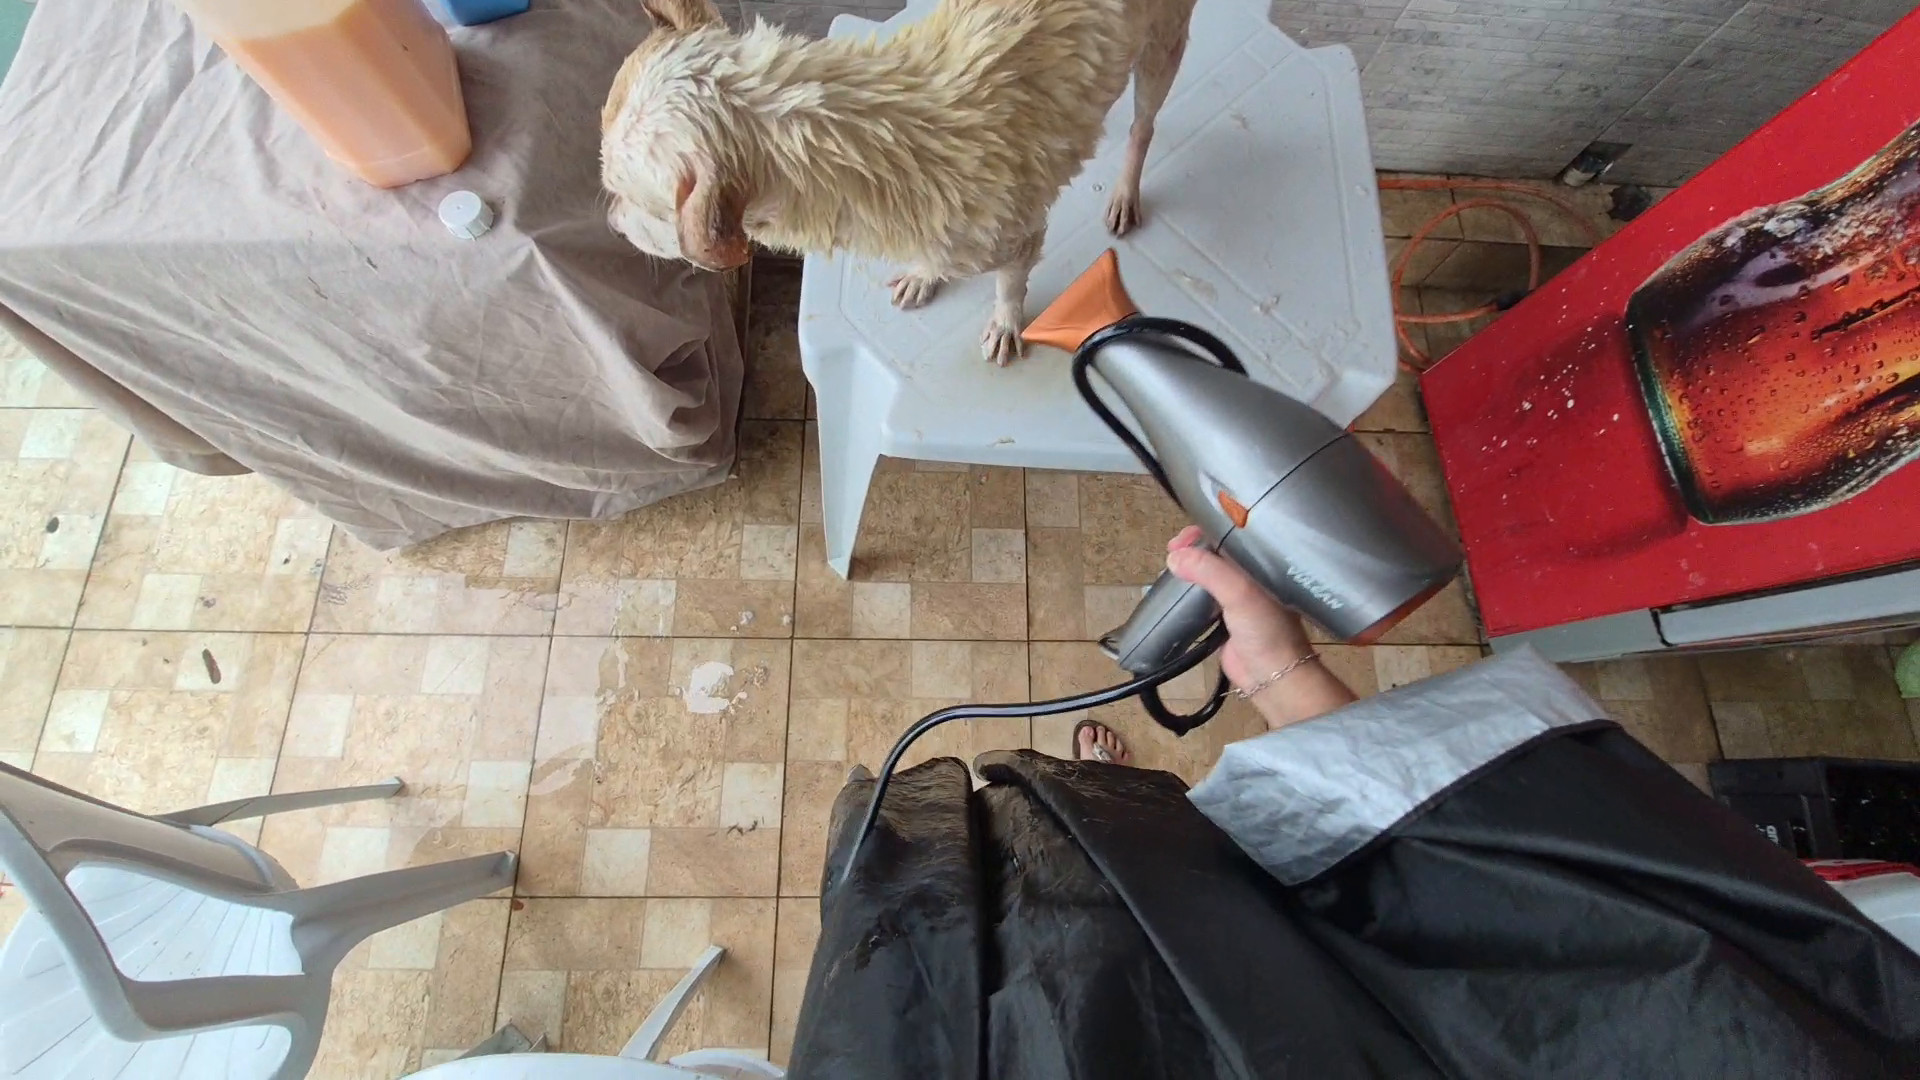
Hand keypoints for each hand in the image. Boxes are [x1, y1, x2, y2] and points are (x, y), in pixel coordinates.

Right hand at [1163, 527, 1311, 689]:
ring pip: (1207, 574)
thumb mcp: (1241, 594)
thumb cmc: (1266, 632)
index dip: (1205, 532)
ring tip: (1170, 568)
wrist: (1272, 677)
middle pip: (1216, 553)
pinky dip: (1188, 591)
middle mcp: (1250, 577)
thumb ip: (1210, 572)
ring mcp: (1237, 598)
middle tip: (1171, 553)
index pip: (1232, 537)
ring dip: (1188, 569)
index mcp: (1263, 565)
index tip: (1181, 540)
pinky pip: (1202, 597)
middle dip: (1192, 550)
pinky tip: (1176, 591)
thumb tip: (1174, 557)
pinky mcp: (1224, 617)